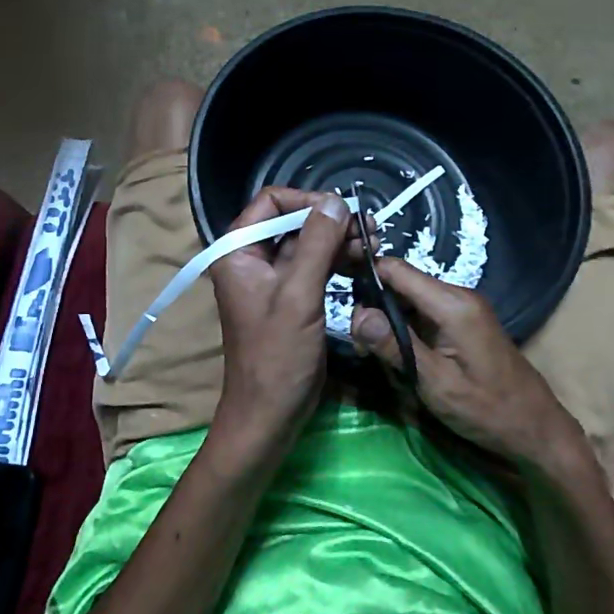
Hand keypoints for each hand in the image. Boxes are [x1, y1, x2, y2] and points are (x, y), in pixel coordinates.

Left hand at [207, 188, 351, 450]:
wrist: (269, 412)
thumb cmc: (276, 355)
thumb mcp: (298, 295)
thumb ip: (317, 244)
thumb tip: (336, 200)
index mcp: (238, 251)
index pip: (271, 202)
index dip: (307, 201)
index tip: (343, 211)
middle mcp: (250, 258)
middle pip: (292, 221)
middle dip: (330, 221)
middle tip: (372, 227)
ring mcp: (271, 278)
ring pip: (307, 243)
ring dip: (339, 240)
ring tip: (376, 241)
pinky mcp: (290, 296)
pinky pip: (313, 266)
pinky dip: (337, 260)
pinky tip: (364, 259)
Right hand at [351, 260, 593, 475]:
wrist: (536, 430)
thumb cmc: (487, 409)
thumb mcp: (435, 383)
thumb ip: (395, 346)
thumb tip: (357, 315)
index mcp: (452, 304)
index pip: (396, 269)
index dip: (366, 276)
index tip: (341, 301)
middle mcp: (457, 296)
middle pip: (401, 283)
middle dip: (374, 308)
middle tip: (361, 346)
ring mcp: (462, 308)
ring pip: (409, 300)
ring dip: (388, 323)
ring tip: (375, 355)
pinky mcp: (462, 322)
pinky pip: (423, 314)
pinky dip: (405, 330)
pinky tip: (399, 356)